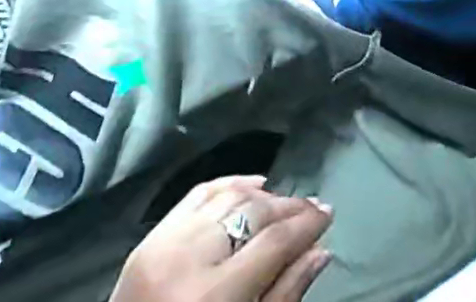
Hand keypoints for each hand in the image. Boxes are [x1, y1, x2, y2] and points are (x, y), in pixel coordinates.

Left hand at [111, 176, 332, 301]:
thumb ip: (285, 294)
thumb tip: (321, 250)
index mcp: (213, 298)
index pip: (275, 241)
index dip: (308, 224)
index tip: (329, 214)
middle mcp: (187, 262)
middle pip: (254, 212)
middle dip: (290, 208)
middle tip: (312, 210)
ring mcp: (162, 247)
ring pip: (229, 196)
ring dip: (264, 196)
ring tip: (284, 207)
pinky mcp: (146, 243)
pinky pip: (198, 195)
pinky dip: (229, 185)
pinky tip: (253, 187)